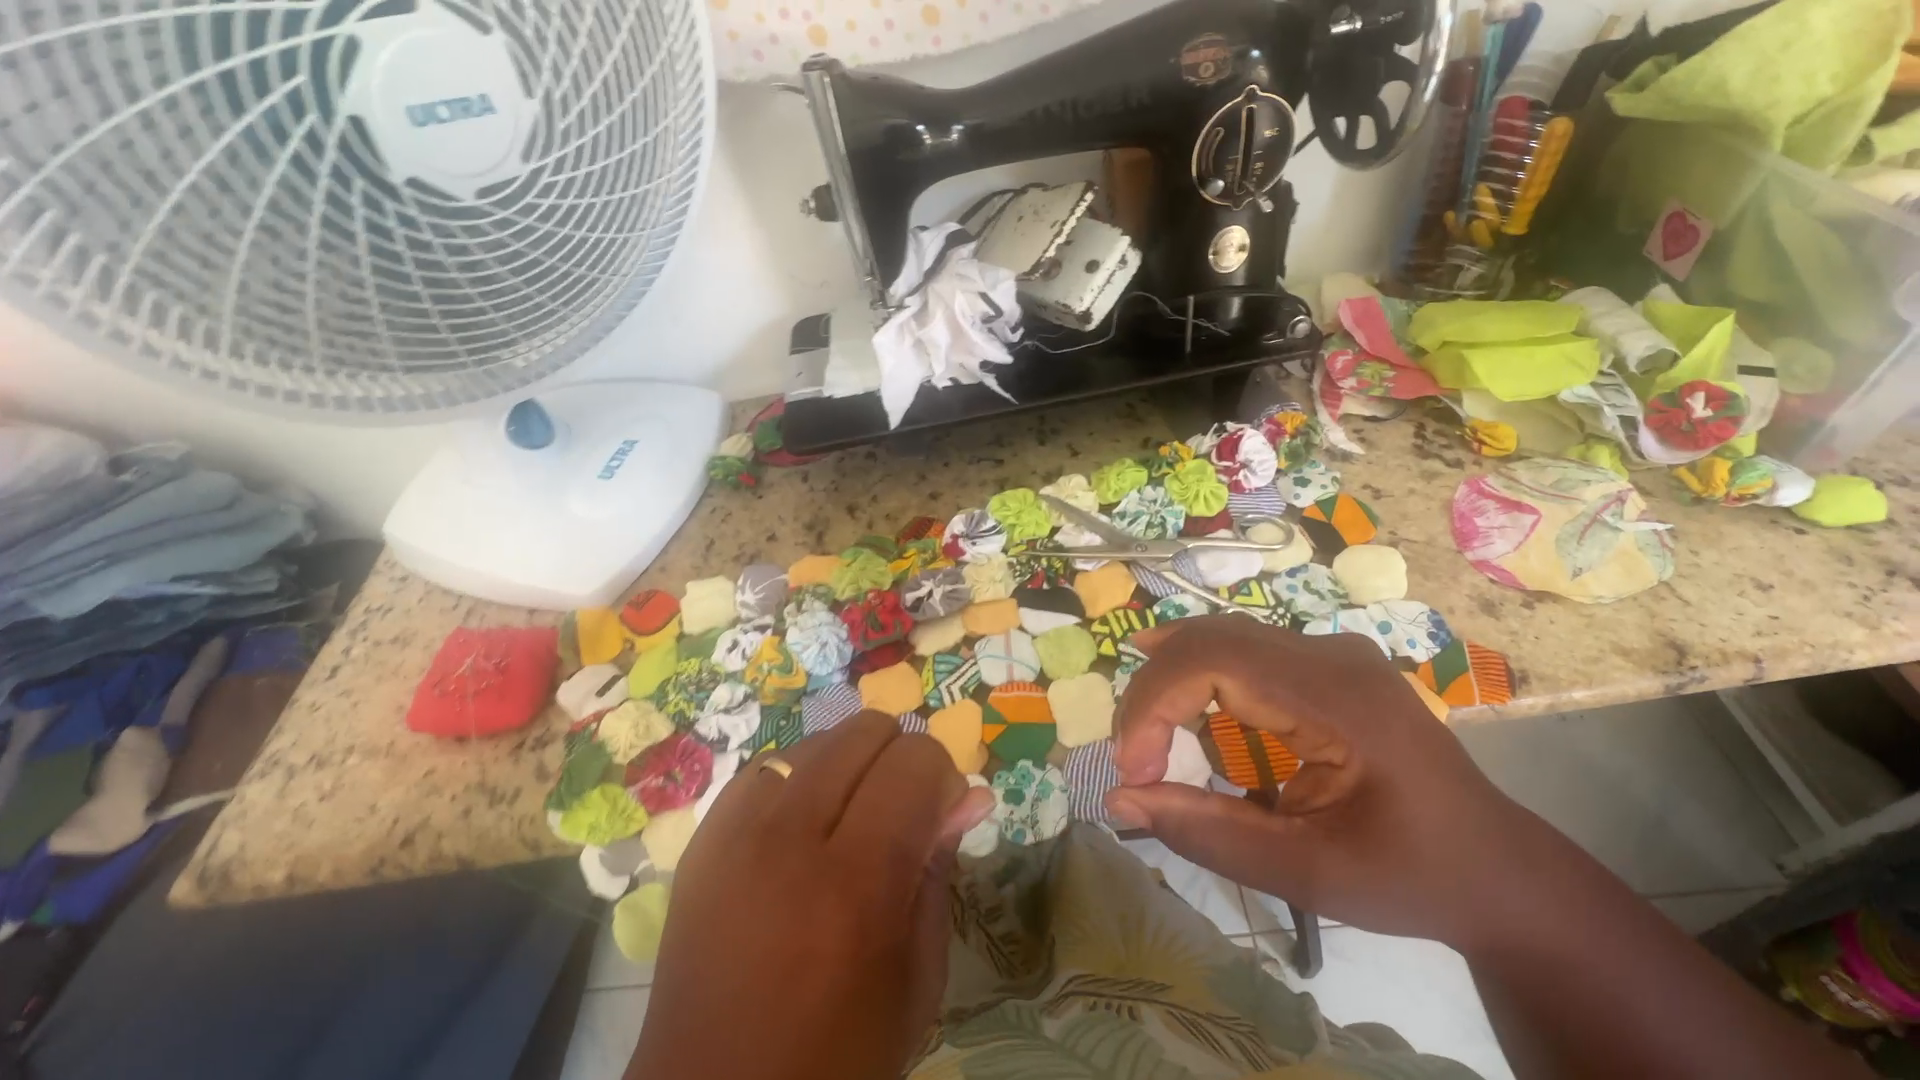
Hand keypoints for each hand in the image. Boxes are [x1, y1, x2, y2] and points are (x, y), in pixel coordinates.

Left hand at [630, 712, 993, 1079]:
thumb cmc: (836, 1056)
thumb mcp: (917, 981)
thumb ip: (938, 873)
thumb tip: (969, 796)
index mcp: (854, 883)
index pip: (914, 762)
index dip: (943, 778)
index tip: (943, 816)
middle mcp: (789, 839)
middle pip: (863, 732)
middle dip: (899, 760)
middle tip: (902, 816)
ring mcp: (734, 833)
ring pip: (813, 742)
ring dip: (848, 767)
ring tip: (850, 825)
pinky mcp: (702, 840)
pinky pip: (764, 771)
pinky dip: (797, 783)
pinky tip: (802, 832)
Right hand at [1105, 616, 1562, 950]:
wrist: (1497, 870)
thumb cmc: (1410, 878)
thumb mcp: (1305, 874)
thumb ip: (1208, 834)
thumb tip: (1118, 798)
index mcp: (1337, 699)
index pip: (1213, 659)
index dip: (1154, 705)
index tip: (1136, 773)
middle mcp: (1333, 656)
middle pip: (1210, 638)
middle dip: (1152, 693)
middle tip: (1134, 762)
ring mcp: (1334, 654)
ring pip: (1222, 636)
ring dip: (1170, 682)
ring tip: (1146, 742)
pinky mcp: (1329, 667)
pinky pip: (1244, 651)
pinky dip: (1199, 680)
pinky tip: (1178, 710)